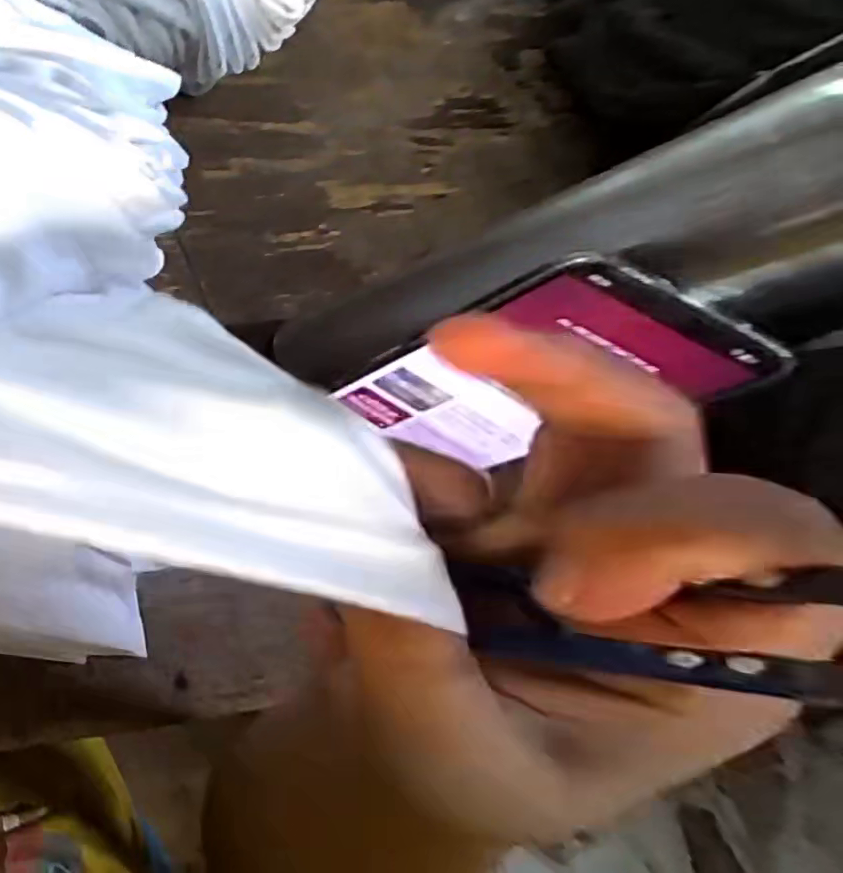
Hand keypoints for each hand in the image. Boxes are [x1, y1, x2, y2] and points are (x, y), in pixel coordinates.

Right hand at [343, 316, 842, 844]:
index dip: (675, 534)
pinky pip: (422, 461)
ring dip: (430, 461)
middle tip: (454, 340)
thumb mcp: (453, 741)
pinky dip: (375, 472)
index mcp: (696, 646)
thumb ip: (419, 644)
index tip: (554, 583)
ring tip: (359, 541)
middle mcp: (633, 566)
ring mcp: (533, 526)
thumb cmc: (451, 772)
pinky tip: (342, 517)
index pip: (771, 552)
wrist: (382, 752)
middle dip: (567, 377)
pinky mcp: (451, 513)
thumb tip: (375, 525)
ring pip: (530, 432)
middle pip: (651, 441)